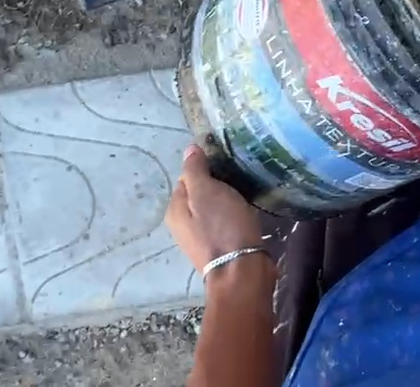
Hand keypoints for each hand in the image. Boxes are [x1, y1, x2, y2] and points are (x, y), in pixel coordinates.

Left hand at [165, 145, 262, 274]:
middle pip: (200, 190)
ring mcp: (199, 236)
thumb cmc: (222, 226)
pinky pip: (223, 219)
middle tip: (238, 177)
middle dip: (217, 182)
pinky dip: (232, 212)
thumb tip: (189, 149)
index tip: (227, 163)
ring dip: (226, 197)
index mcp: (175, 209)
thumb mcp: (206, 191)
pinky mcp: (218, 245)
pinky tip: (245, 211)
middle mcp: (182, 223)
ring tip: (244, 190)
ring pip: (212, 205)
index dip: (207, 166)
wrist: (241, 269)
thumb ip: (195, 169)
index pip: (188, 175)